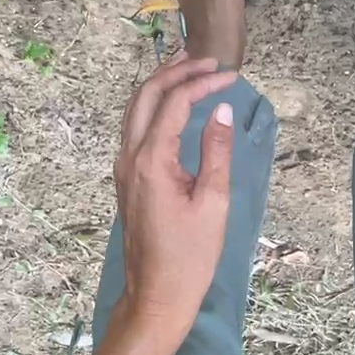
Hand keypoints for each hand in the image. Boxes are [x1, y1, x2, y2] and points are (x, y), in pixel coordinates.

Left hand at [113, 53, 237, 332]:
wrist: (156, 294)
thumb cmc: (191, 256)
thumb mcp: (214, 202)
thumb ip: (217, 151)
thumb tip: (221, 110)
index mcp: (151, 161)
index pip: (174, 104)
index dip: (203, 83)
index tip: (231, 77)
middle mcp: (130, 157)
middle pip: (145, 96)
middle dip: (175, 71)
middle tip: (206, 60)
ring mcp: (124, 167)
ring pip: (135, 109)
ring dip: (160, 84)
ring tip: (187, 66)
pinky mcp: (127, 177)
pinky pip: (135, 127)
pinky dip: (154, 105)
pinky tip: (174, 102)